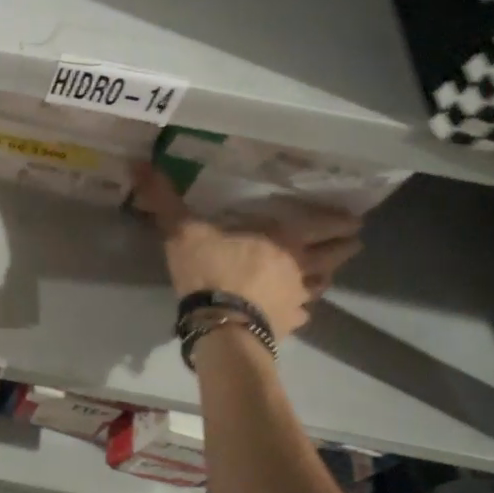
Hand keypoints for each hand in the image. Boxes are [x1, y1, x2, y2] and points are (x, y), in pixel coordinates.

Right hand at [132, 163, 363, 341]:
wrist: (221, 329)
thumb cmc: (211, 270)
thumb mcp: (183, 229)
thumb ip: (164, 197)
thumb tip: (137, 163)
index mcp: (282, 238)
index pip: (322, 225)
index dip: (340, 221)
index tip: (356, 218)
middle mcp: (298, 267)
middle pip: (332, 256)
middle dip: (344, 247)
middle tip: (355, 240)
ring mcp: (296, 300)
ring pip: (322, 284)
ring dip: (327, 276)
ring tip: (328, 272)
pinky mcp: (287, 326)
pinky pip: (302, 312)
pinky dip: (304, 306)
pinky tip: (297, 308)